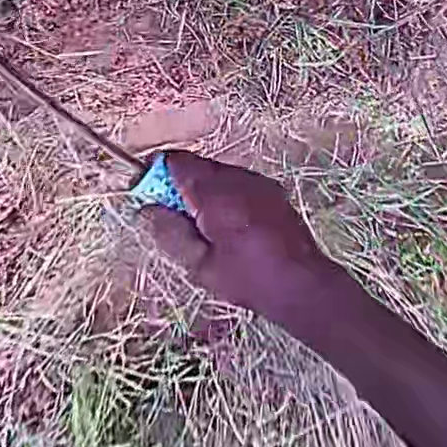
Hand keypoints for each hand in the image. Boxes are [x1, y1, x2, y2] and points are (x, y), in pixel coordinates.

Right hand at [140, 151, 341, 319]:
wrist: (303, 284)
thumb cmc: (247, 278)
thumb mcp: (199, 264)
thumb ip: (169, 232)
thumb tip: (146, 208)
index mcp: (215, 191)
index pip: (175, 162)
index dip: (154, 172)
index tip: (143, 191)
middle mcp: (236, 176)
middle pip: (195, 165)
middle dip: (176, 184)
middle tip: (169, 215)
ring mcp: (256, 180)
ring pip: (216, 173)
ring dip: (200, 189)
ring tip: (200, 226)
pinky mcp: (270, 189)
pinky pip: (236, 182)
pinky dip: (222, 194)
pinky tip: (227, 225)